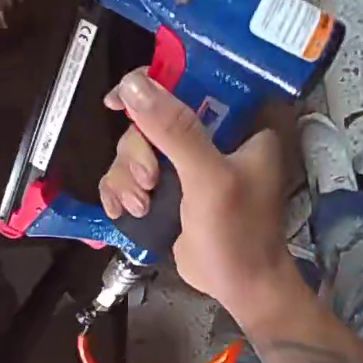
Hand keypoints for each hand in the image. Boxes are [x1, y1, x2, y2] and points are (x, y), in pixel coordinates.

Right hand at [97, 70, 304, 326]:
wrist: (238, 286)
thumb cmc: (239, 233)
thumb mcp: (210, 179)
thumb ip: (177, 132)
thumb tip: (135, 86)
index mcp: (241, 119)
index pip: (194, 76)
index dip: (156, 81)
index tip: (122, 101)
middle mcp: (214, 132)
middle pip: (152, 114)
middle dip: (139, 150)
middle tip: (149, 180)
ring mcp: (189, 159)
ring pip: (136, 145)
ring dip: (128, 176)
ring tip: (141, 205)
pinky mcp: (170, 184)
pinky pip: (131, 172)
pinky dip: (121, 189)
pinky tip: (124, 210)